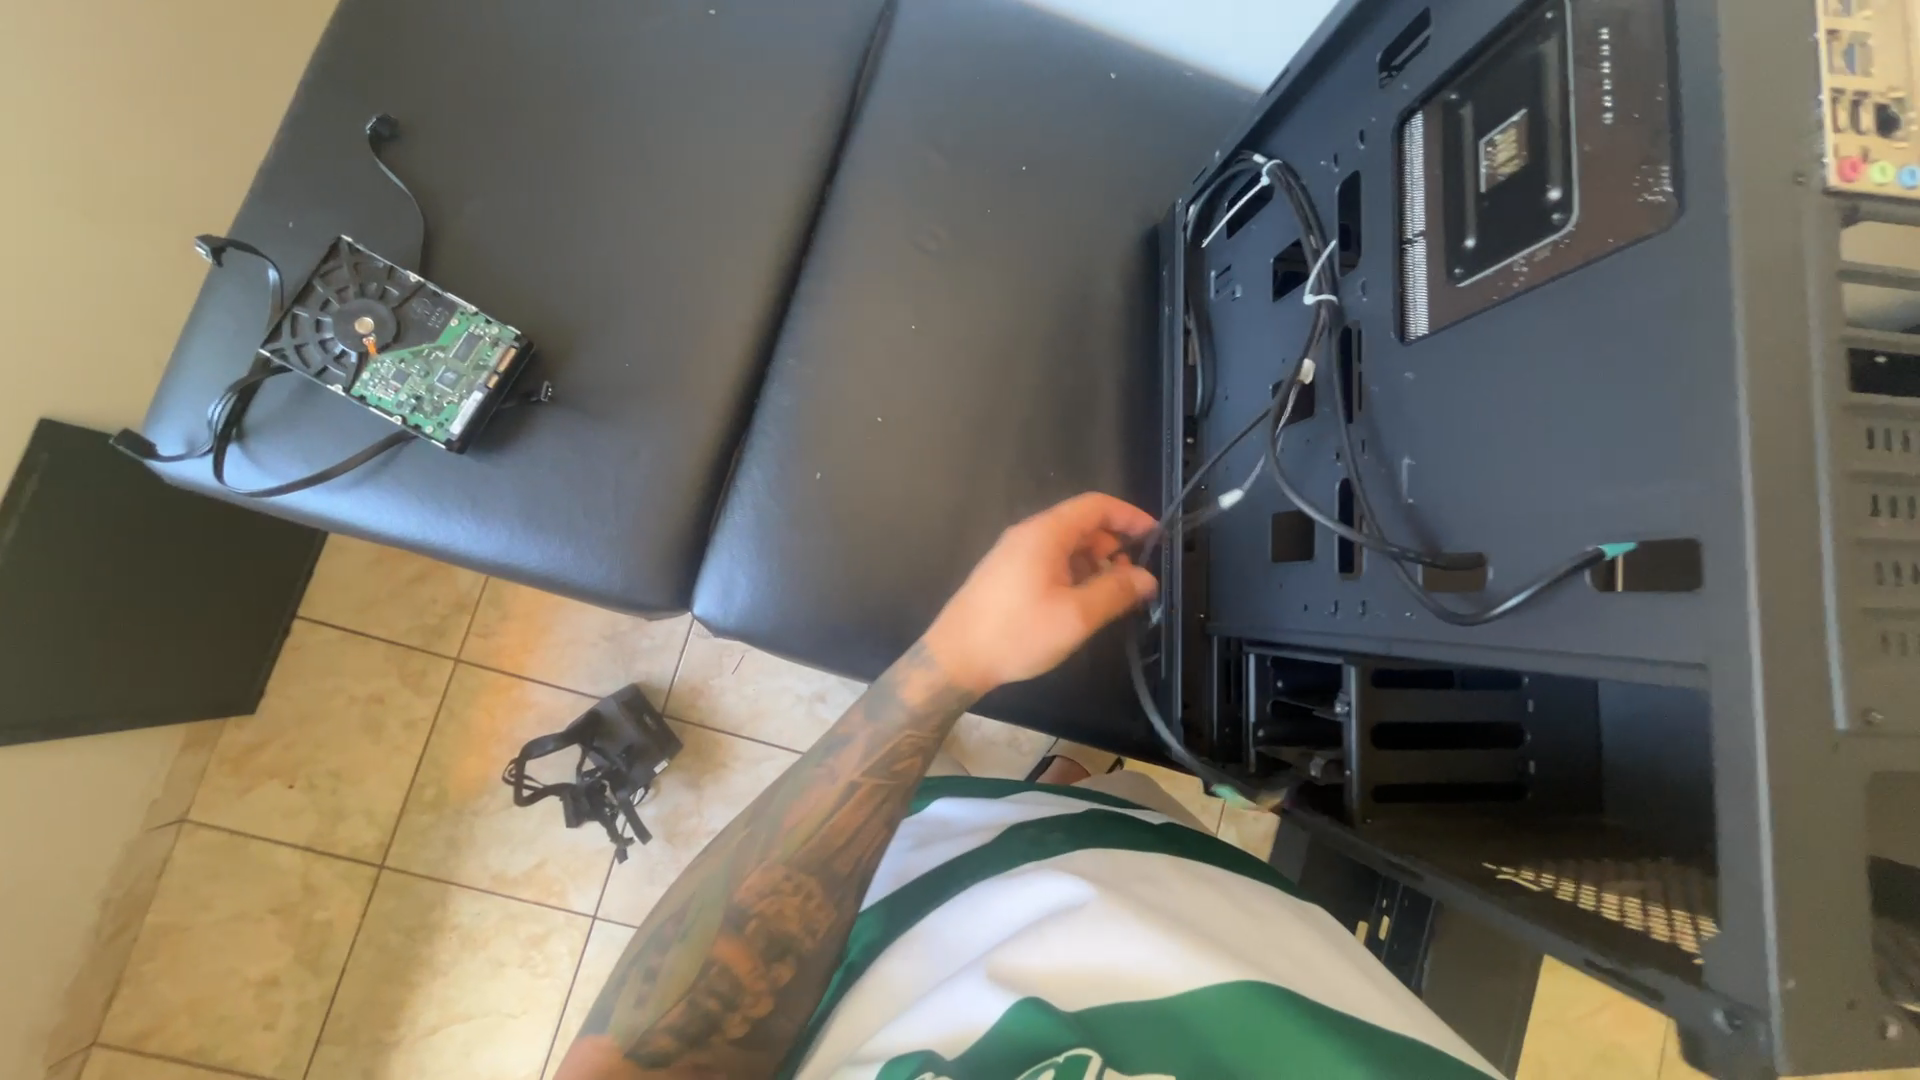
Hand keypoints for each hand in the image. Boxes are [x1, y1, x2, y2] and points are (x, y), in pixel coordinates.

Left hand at [921, 493, 1158, 695]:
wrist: (955, 658)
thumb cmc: (1016, 633)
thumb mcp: (1075, 616)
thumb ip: (1115, 592)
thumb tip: (1146, 578)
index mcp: (1045, 533)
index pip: (1095, 505)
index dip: (1129, 516)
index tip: (1156, 537)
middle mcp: (1028, 535)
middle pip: (1081, 526)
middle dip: (1114, 546)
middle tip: (1135, 580)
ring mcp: (1014, 555)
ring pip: (1066, 547)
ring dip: (1094, 565)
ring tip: (1112, 597)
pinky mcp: (1007, 576)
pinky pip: (1049, 563)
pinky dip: (1073, 575)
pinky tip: (1081, 605)